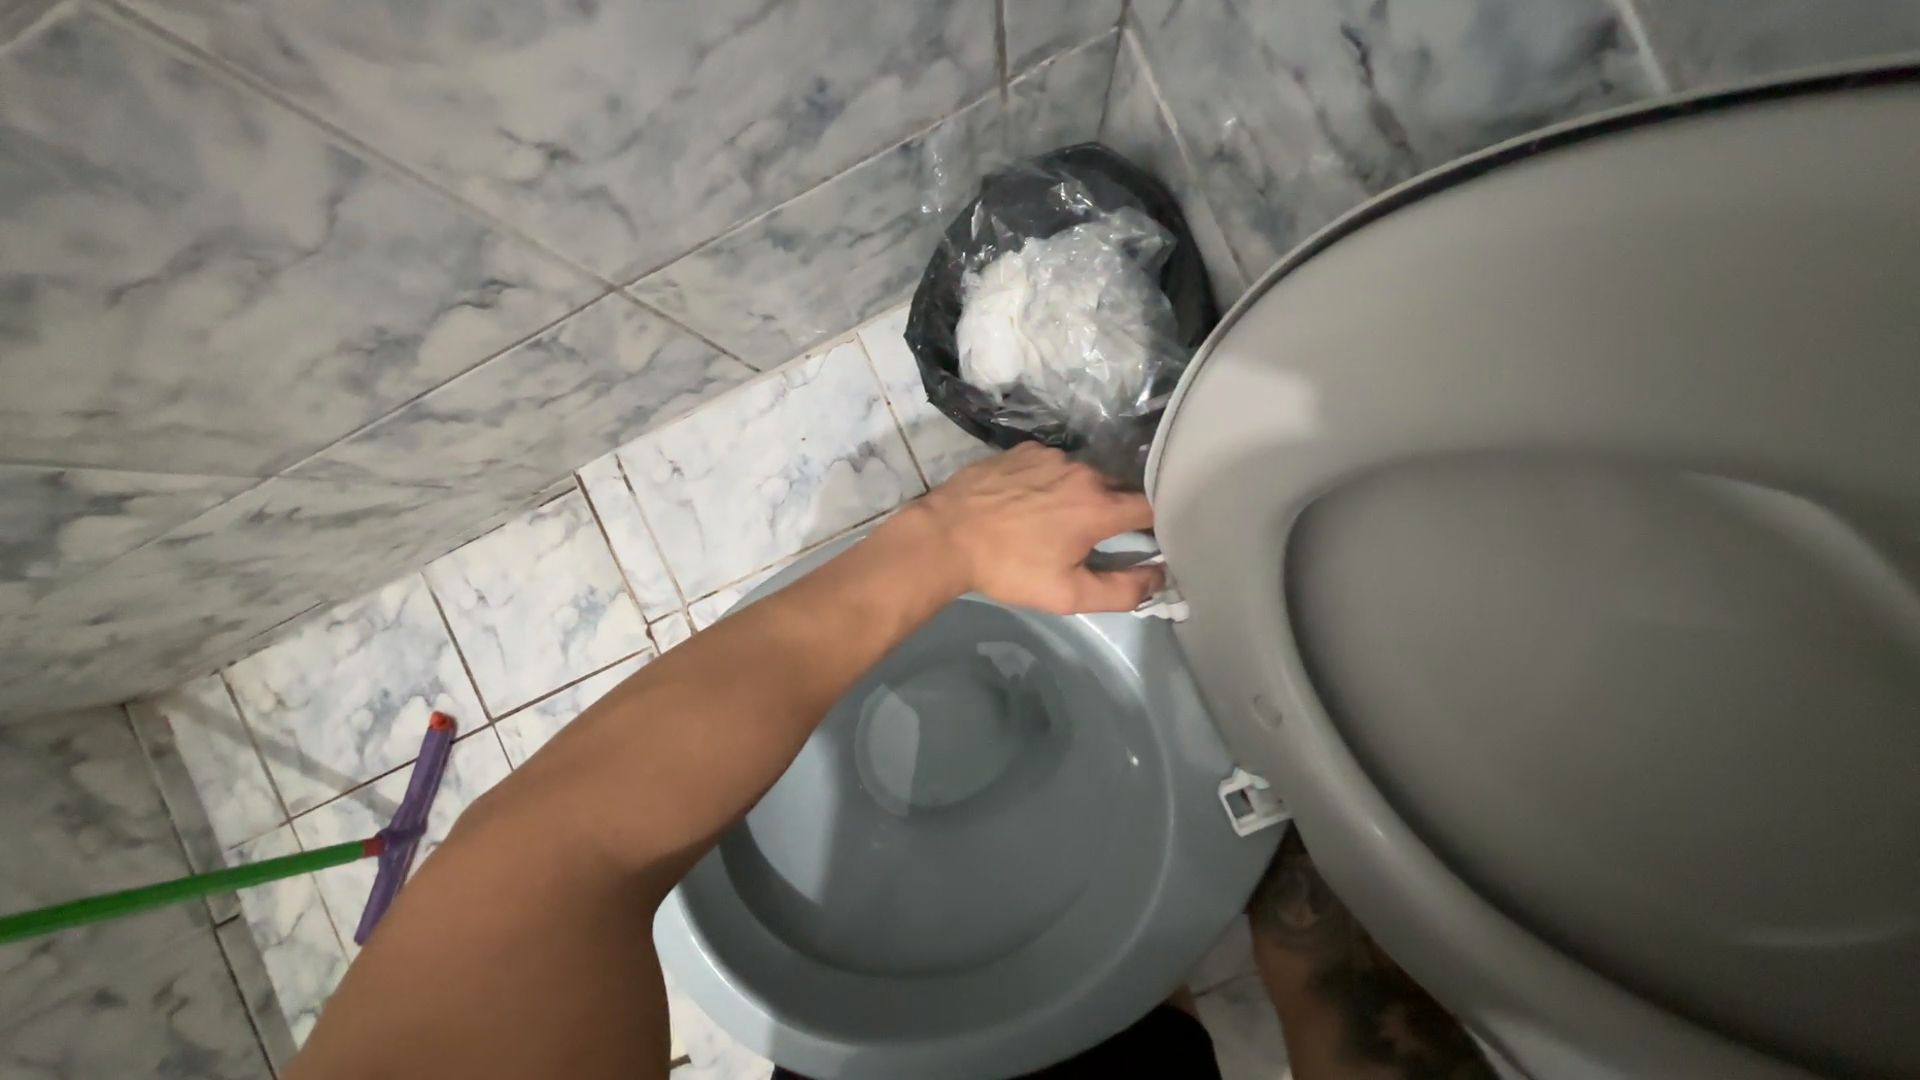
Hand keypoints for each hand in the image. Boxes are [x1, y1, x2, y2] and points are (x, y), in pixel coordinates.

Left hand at [904, 443, 1162, 613]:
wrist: (946, 536)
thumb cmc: (1009, 569)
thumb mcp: (1068, 594)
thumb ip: (1122, 590)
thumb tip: (1159, 575)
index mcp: (1100, 506)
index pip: (1151, 505)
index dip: (1156, 522)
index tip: (1148, 539)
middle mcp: (1083, 472)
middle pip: (1117, 489)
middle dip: (1115, 512)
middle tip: (1095, 538)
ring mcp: (1051, 456)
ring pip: (1082, 476)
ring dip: (1079, 495)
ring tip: (1053, 520)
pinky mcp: (1023, 450)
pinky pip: (1051, 465)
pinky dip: (1049, 481)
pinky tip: (1027, 502)